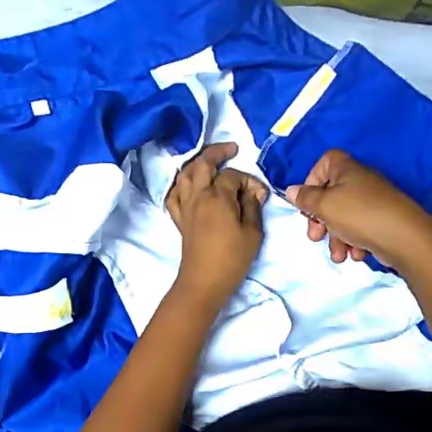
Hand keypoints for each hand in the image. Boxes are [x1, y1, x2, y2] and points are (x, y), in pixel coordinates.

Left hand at [165, 141, 266, 305]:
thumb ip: (253, 206)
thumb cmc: (232, 259)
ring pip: (184, 174)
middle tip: (231, 148)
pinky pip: (173, 194)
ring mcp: (185, 206)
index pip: (232, 175)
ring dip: (196, 163)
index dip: (247, 180)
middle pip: (202, 163)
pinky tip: (188, 185)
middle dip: (217, 152)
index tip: (258, 194)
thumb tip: (254, 190)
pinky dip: (180, 184)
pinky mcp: (179, 219)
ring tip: (210, 163)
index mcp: (217, 197)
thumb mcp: (253, 232)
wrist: (203, 282)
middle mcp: (197, 196)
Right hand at [286, 150, 431, 266]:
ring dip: (336, 238)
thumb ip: (305, 198)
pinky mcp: (381, 220)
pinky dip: (354, 241)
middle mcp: (360, 181)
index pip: (324, 163)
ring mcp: (372, 201)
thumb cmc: (359, 215)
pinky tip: (356, 253)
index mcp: (346, 169)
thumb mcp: (324, 205)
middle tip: (316, 236)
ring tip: (339, 254)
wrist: (404, 237)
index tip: (306, 202)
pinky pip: (359, 228)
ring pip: (342, 217)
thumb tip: (291, 190)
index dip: (311, 180)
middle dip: (320, 220)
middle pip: (330, 196)